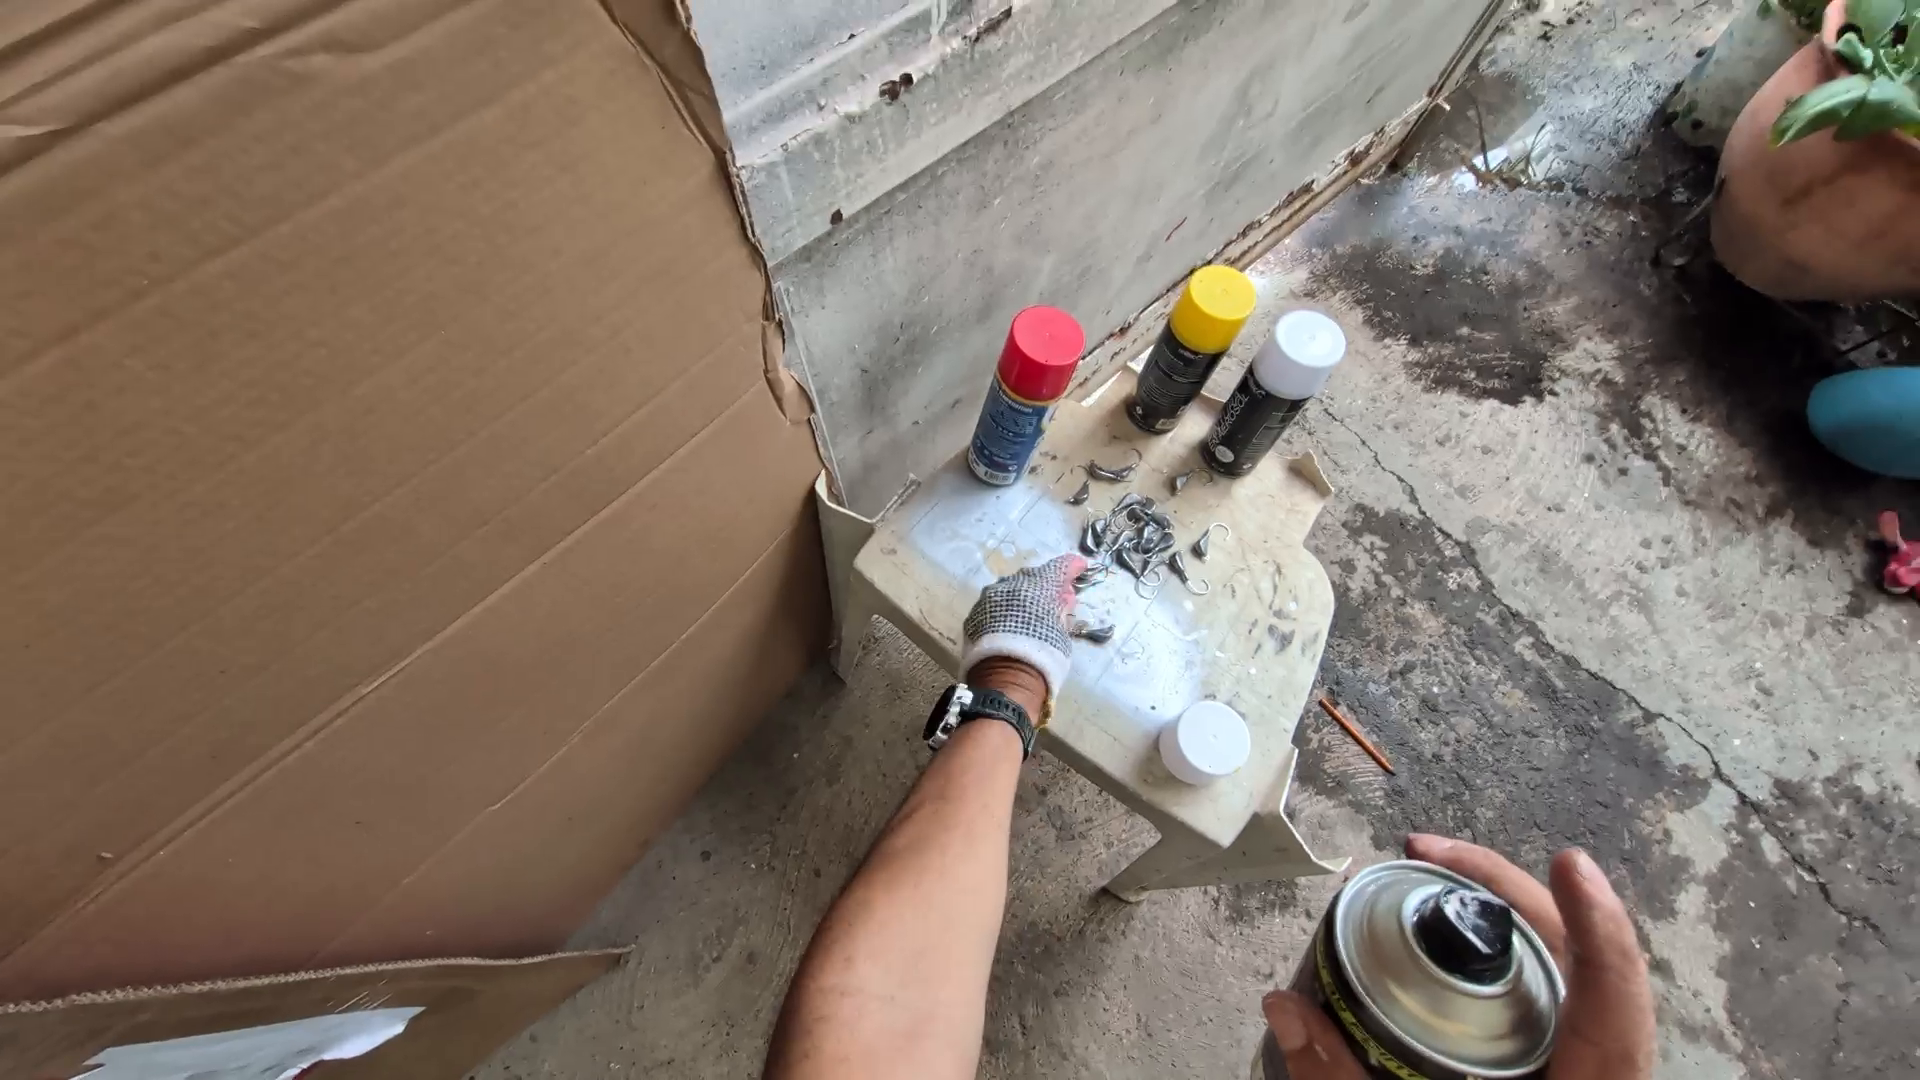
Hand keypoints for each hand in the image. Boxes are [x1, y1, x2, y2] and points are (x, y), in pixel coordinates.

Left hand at [960, 553, 1085, 701]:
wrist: (1005, 680)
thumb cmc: (1043, 657)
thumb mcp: (1062, 633)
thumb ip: (1061, 610)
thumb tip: (1063, 597)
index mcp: (1039, 586)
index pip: (1058, 568)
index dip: (1071, 566)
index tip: (1080, 567)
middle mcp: (1012, 585)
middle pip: (1031, 577)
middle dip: (1043, 584)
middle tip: (1054, 596)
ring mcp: (990, 598)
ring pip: (1009, 589)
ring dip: (1021, 596)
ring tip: (1030, 611)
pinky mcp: (975, 615)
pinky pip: (994, 605)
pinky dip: (1004, 609)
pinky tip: (1009, 622)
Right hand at [1260, 835, 1654, 1079]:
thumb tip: (1282, 1004)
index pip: (1612, 1012)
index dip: (1605, 936)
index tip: (1571, 863)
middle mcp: (1588, 1071)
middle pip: (1571, 957)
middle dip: (1501, 886)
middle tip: (1419, 849)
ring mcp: (1567, 1062)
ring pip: (1553, 963)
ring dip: (1494, 902)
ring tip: (1423, 867)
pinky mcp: (1544, 1058)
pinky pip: (1533, 982)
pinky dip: (1490, 936)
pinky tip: (1441, 921)